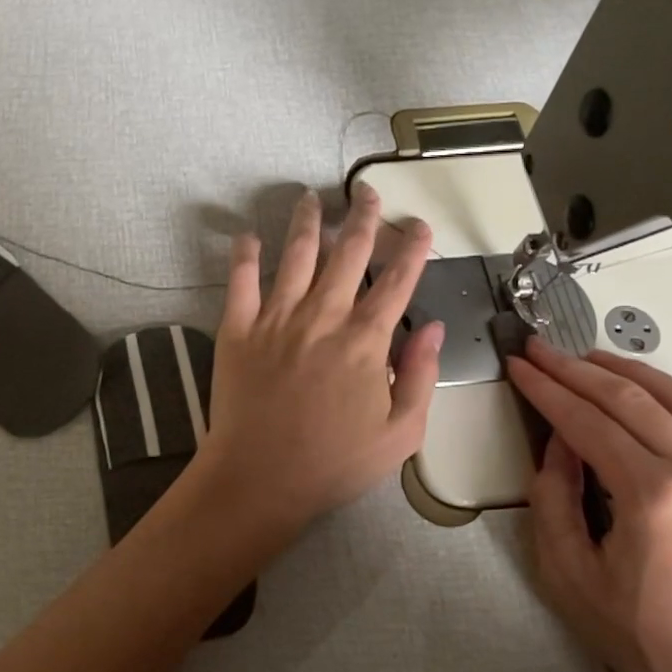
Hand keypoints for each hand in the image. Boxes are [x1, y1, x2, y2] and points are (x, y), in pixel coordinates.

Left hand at [191, 184, 442, 530]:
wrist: (259, 478)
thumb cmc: (333, 463)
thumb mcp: (400, 433)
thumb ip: (422, 376)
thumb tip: (434, 328)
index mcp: (366, 341)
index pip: (398, 282)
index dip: (413, 249)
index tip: (420, 225)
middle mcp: (323, 317)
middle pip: (348, 254)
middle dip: (363, 218)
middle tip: (368, 193)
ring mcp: (276, 319)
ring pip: (295, 255)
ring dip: (307, 223)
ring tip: (311, 198)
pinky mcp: (237, 330)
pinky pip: (241, 281)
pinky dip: (244, 255)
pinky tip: (248, 235)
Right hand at [506, 343, 671, 671]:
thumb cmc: (649, 644)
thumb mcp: (571, 578)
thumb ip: (553, 501)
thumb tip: (558, 445)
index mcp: (652, 496)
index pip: (586, 421)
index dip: (545, 389)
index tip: (519, 365)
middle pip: (632, 400)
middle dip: (578, 368)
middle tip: (542, 349)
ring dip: (635, 372)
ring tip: (595, 359)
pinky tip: (668, 400)